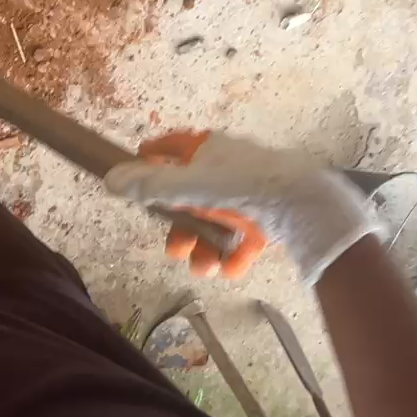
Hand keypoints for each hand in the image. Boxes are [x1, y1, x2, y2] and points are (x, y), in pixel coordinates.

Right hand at [106, 131, 379, 281]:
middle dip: (180, 229)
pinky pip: (241, 240)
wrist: (307, 206)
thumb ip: (149, 185)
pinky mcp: (267, 221)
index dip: (153, 157)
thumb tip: (109, 179)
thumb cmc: (244, 185)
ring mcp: (248, 197)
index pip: (173, 147)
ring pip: (214, 225)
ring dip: (204, 249)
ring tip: (205, 268)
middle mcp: (226, 171)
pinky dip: (233, 256)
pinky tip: (230, 268)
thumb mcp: (189, 185)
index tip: (136, 171)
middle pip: (190, 199)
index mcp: (208, 151)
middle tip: (175, 249)